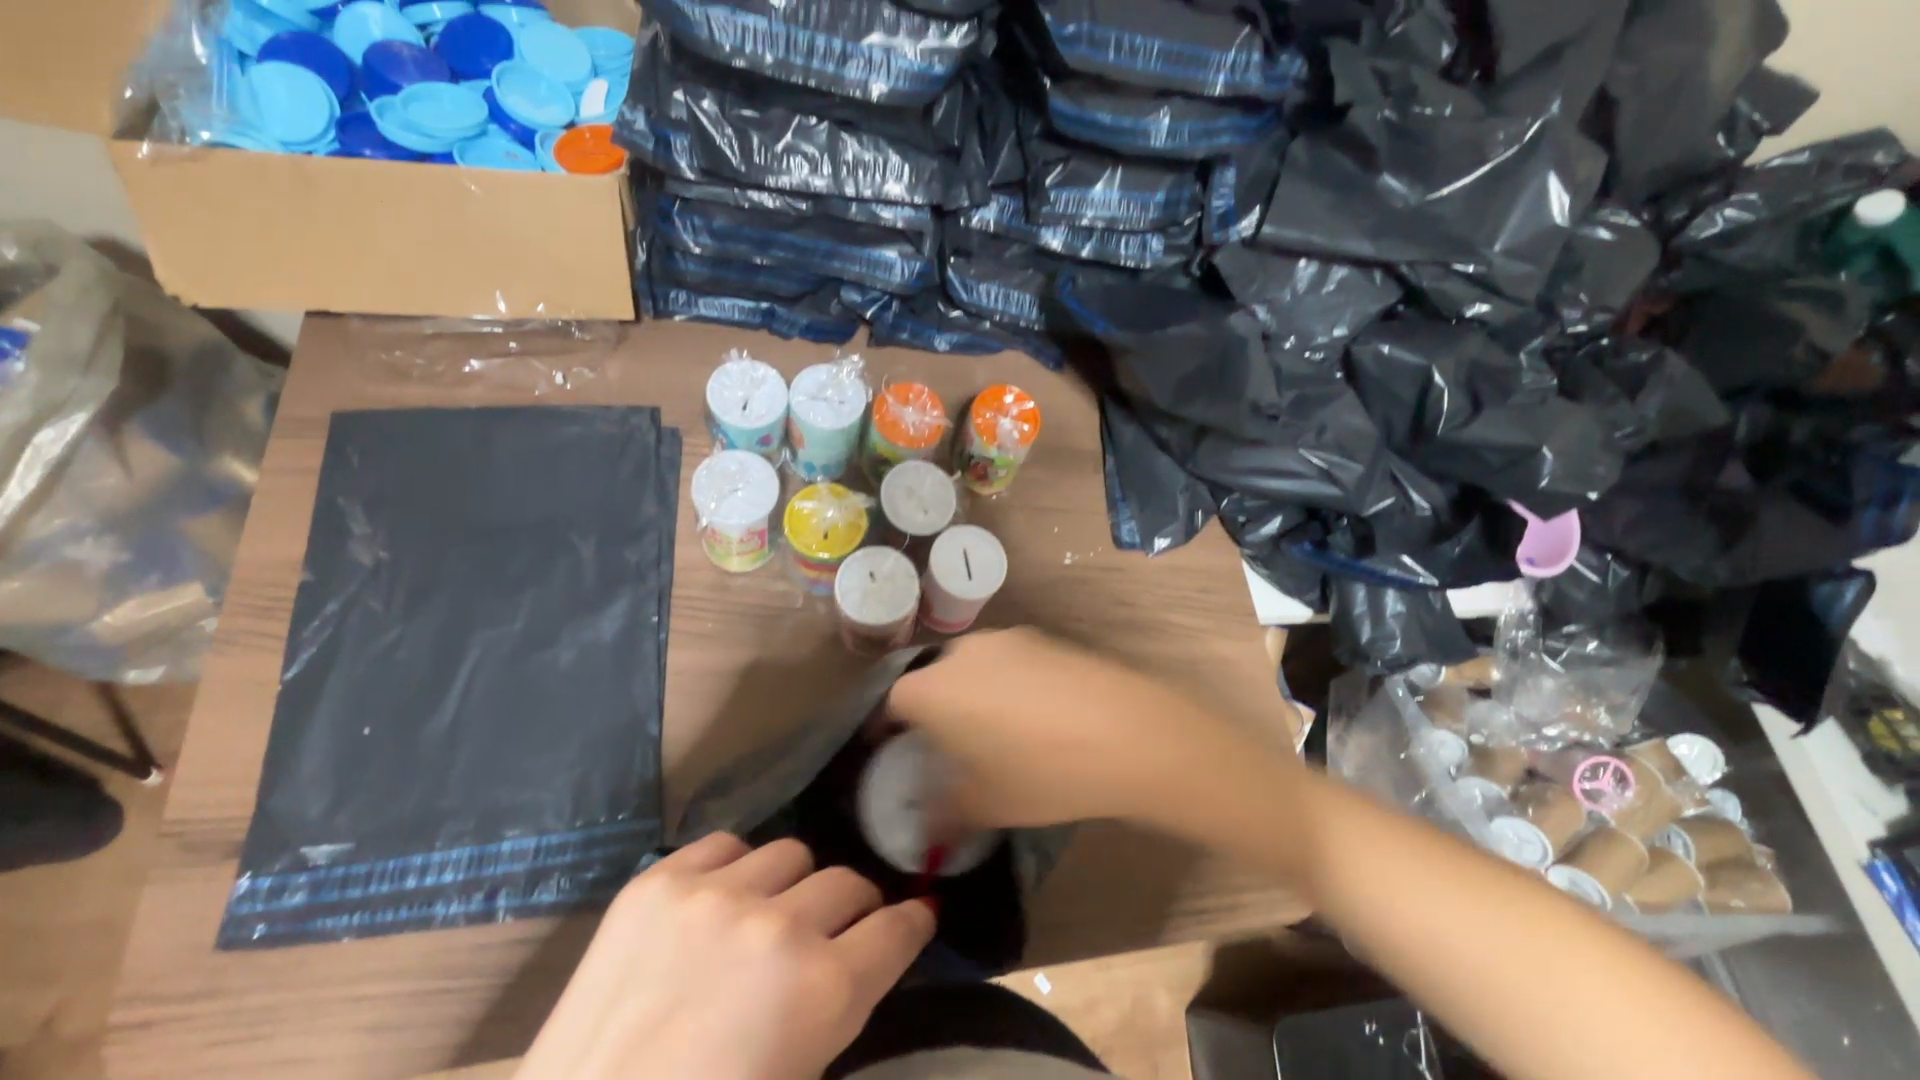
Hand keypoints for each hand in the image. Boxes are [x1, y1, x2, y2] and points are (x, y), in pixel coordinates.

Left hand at [514, 834, 934, 1079]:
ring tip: (766, 918)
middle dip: (853, 912)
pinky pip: (726, 845)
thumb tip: (863, 954)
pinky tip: (718, 904)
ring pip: (791, 855)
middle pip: (849, 884)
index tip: (912, 921)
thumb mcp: (802, 1072)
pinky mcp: (659, 881)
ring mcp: (715, 896)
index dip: (911, 925)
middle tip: (833, 935)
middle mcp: (779, 927)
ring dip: (793, 888)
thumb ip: (840, 1004)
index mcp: (824, 990)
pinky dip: (735, 870)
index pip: (898, 928)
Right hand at [888, 629, 1298, 834]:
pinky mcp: (1048, 639)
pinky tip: (1035, 720)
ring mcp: (1009, 640)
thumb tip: (926, 830)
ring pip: (974, 668)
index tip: (894, 750)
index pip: (892, 704)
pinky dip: (1009, 686)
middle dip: (933, 710)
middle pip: (933, 679)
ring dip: (973, 695)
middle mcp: (962, 653)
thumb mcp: (988, 805)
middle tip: (946, 747)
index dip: (888, 730)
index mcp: (932, 689)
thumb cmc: (1043, 773)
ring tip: (993, 734)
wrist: (1131, 733)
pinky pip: (1011, 663)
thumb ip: (945, 814)